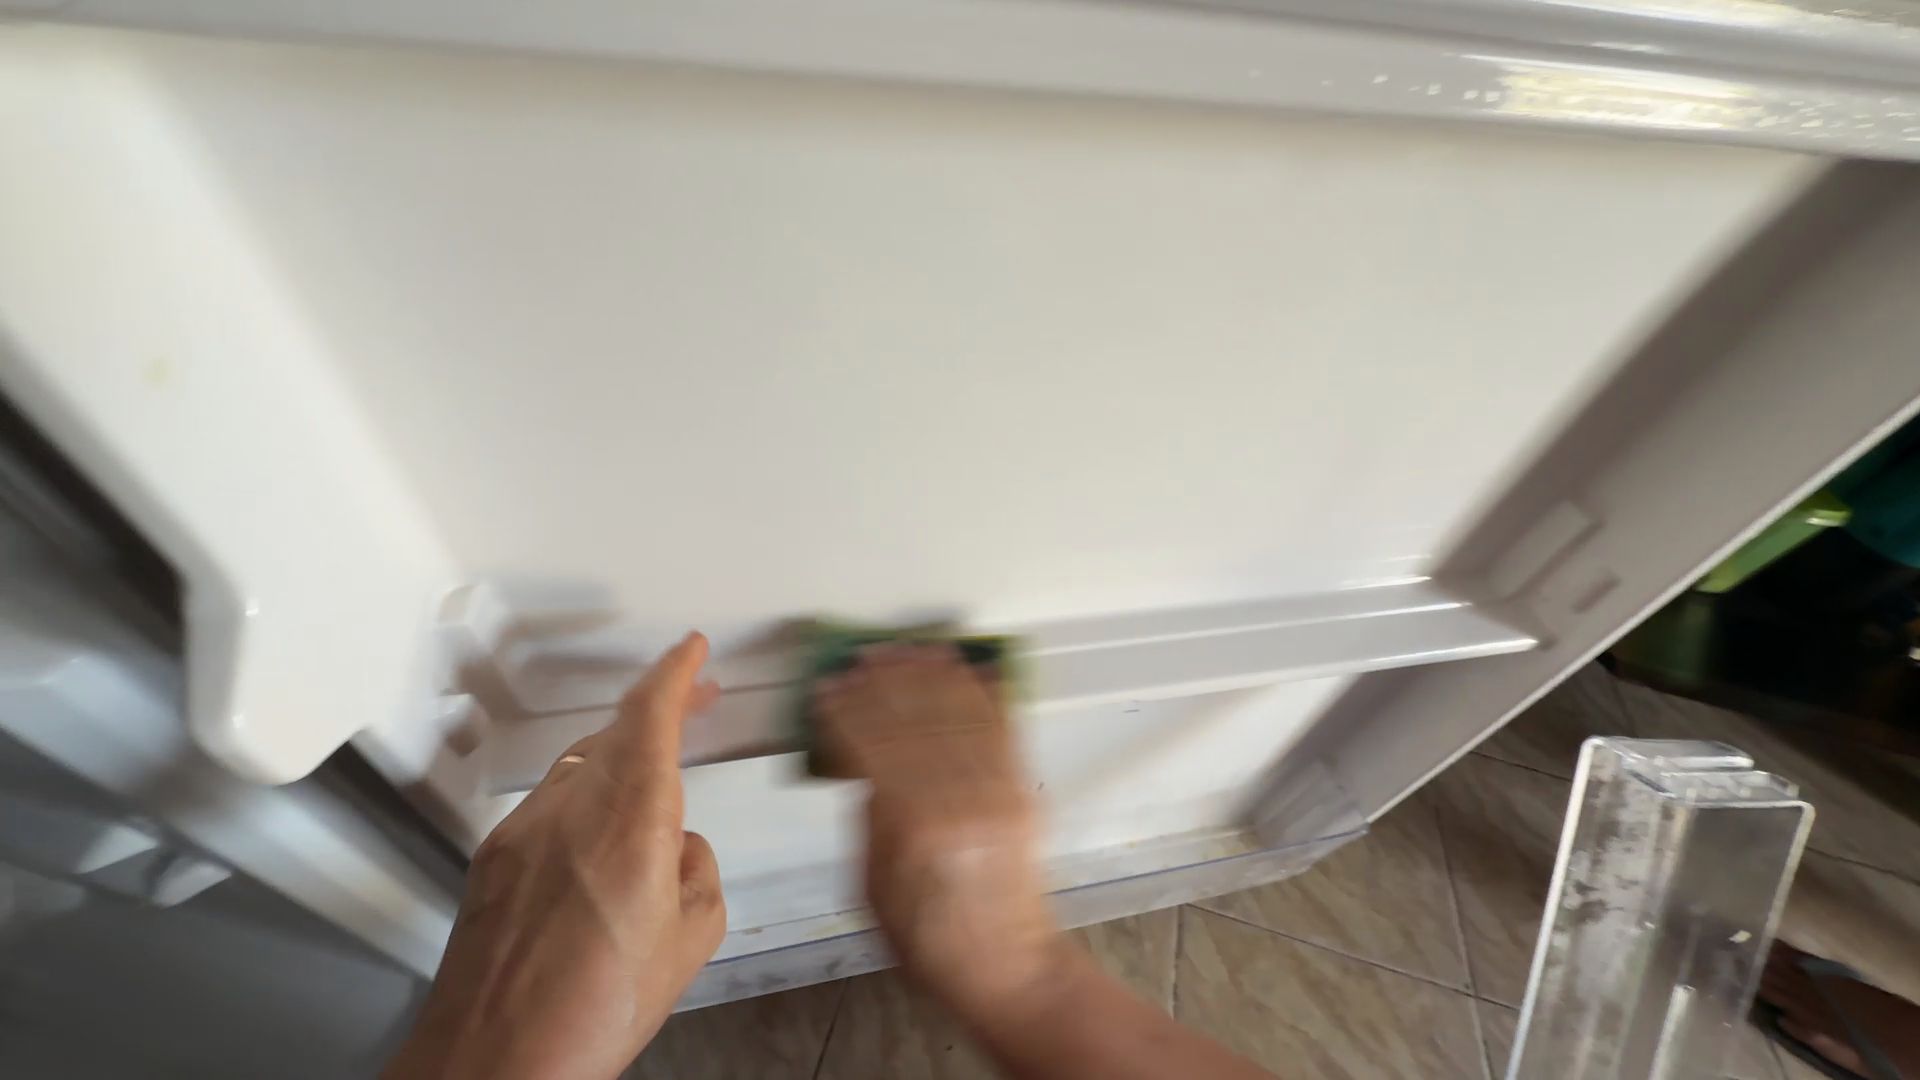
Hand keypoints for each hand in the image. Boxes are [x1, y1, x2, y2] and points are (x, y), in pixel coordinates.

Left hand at [384, 632, 726, 1079]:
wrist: (489, 1071)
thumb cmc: (596, 1009)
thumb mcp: (690, 939)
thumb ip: (697, 870)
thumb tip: (679, 847)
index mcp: (632, 819)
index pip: (651, 714)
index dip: (675, 671)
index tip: (693, 647)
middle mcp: (573, 807)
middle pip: (619, 727)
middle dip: (663, 703)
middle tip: (698, 698)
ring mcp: (525, 828)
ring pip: (585, 760)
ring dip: (627, 750)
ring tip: (660, 774)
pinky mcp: (494, 857)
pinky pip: (554, 798)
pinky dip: (591, 790)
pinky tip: (605, 836)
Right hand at [814, 646, 1068, 1032]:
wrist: (1007, 965)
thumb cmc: (929, 941)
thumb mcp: (871, 886)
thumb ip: (870, 816)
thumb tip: (864, 761)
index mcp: (915, 828)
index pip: (874, 746)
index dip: (847, 711)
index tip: (828, 689)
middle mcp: (961, 801)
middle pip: (918, 719)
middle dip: (886, 681)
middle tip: (863, 659)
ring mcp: (1000, 791)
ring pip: (960, 711)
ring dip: (930, 673)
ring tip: (906, 650)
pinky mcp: (1023, 790)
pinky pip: (1004, 726)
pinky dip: (984, 690)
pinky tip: (967, 665)